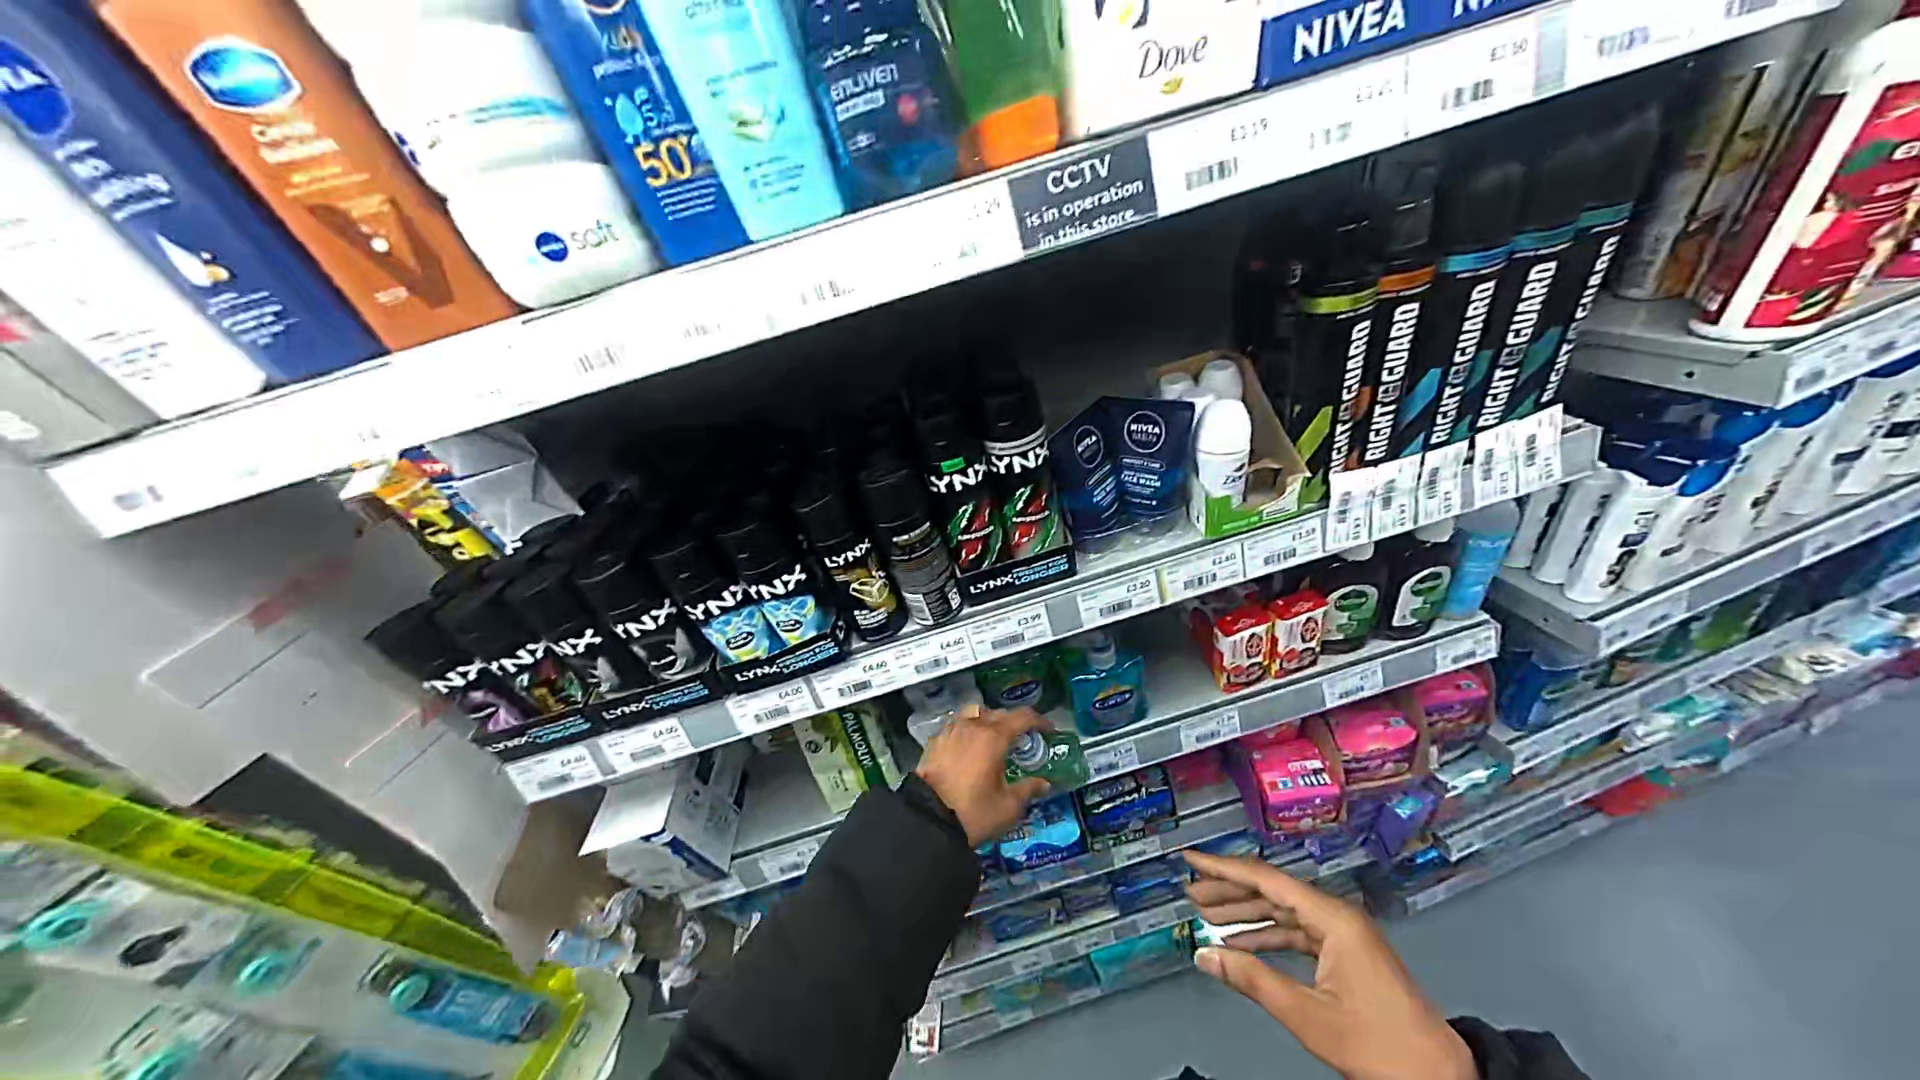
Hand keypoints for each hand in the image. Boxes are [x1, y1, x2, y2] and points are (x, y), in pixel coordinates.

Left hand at [914, 706, 1052, 846]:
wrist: (928, 819)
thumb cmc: (973, 812)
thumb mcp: (1008, 806)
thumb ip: (1028, 790)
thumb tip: (1043, 783)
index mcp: (994, 737)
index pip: (1023, 717)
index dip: (1040, 721)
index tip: (1049, 731)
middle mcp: (972, 726)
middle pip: (998, 713)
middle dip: (1014, 722)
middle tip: (1022, 740)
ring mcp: (951, 731)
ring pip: (974, 713)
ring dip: (988, 720)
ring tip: (992, 738)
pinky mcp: (935, 741)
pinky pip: (956, 724)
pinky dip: (967, 729)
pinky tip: (969, 747)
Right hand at [1183, 851, 1474, 1079]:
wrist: (1439, 1079)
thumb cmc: (1378, 1045)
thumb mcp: (1307, 1014)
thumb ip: (1252, 979)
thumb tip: (1206, 956)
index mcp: (1333, 918)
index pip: (1266, 880)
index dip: (1224, 868)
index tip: (1192, 860)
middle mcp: (1338, 916)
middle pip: (1273, 892)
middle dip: (1230, 892)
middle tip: (1193, 895)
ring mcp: (1345, 934)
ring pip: (1284, 911)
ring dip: (1246, 914)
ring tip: (1209, 916)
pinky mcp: (1347, 953)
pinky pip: (1298, 932)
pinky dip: (1268, 934)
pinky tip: (1243, 943)